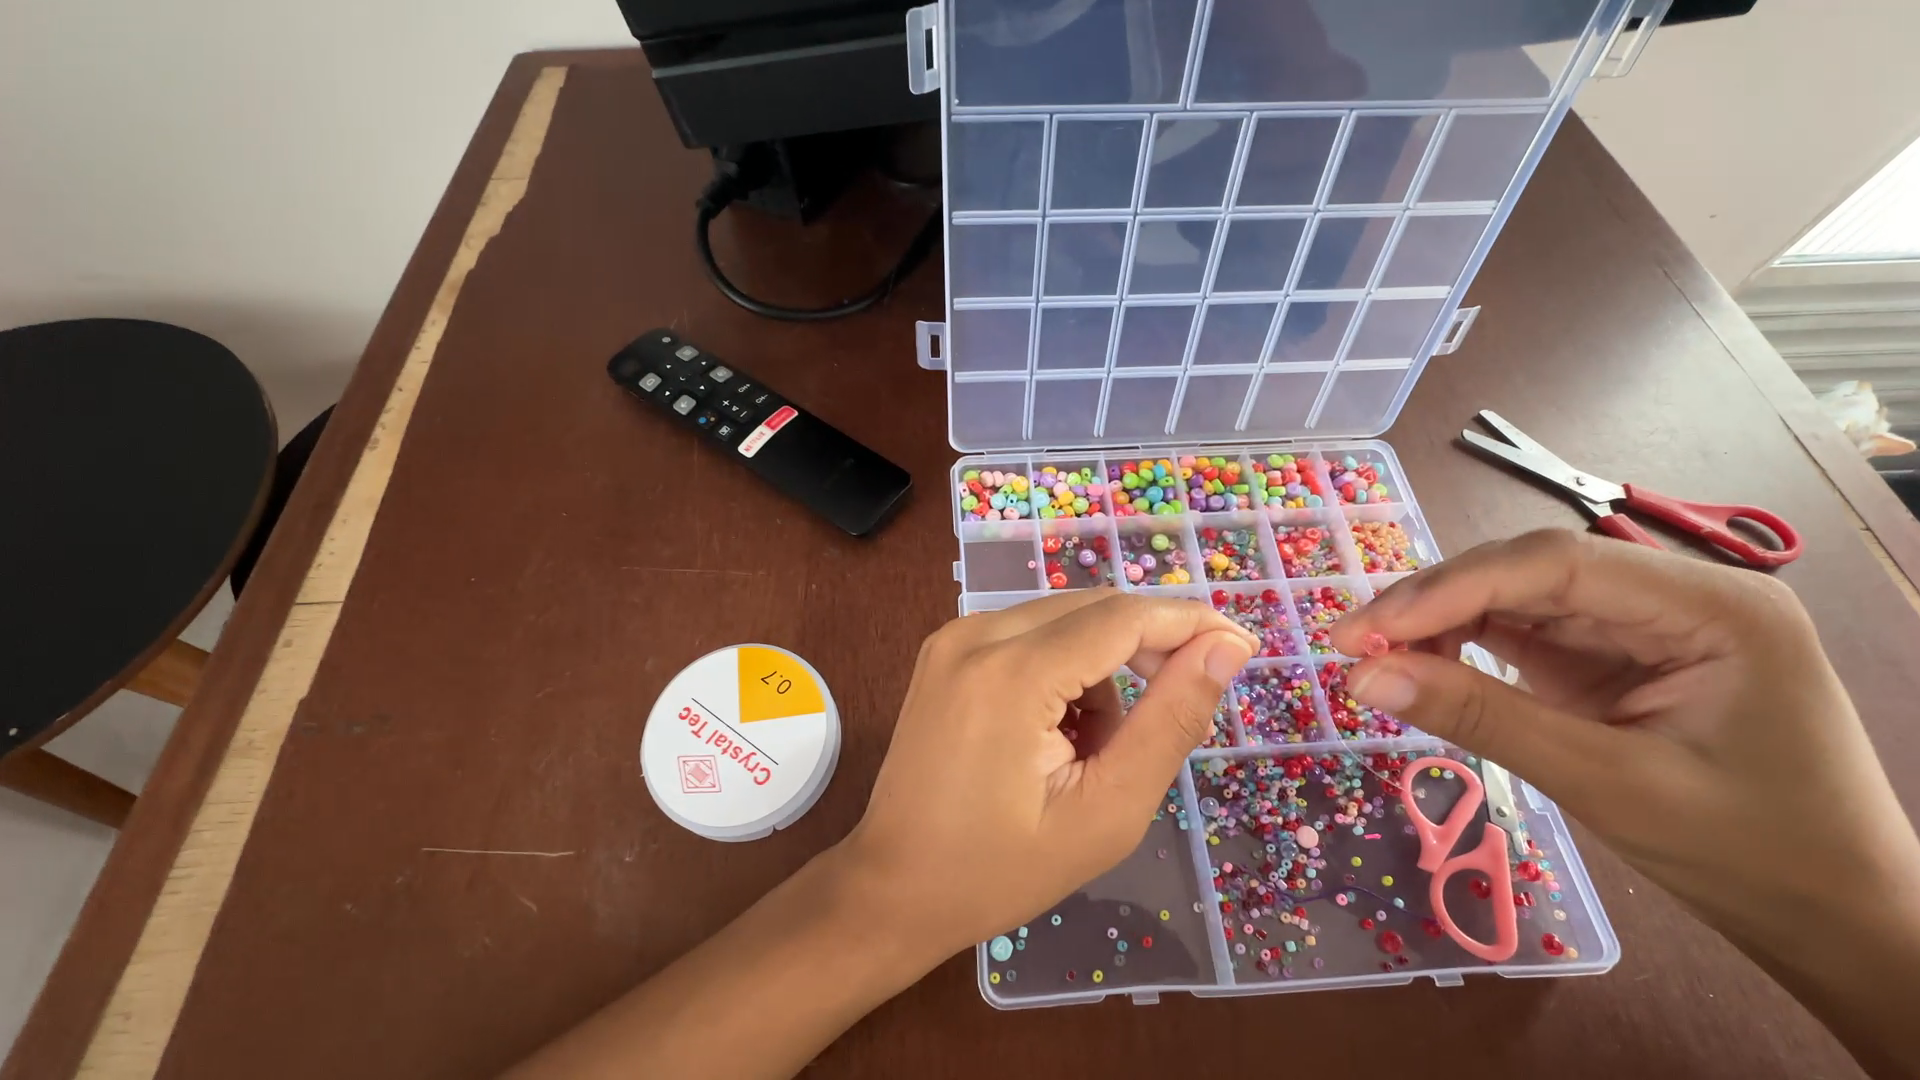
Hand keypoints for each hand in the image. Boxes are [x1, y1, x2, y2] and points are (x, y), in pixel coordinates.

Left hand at [841, 590, 1255, 960]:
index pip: (1123, 618)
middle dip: (1148, 648)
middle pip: (1093, 610)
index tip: (1242, 648)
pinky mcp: (945, 650)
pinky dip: (1062, 668)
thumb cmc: (1003, 867)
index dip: (1189, 625)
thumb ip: (1170, 721)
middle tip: (1178, 709)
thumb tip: (1224, 649)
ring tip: (1092, 749)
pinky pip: (1028, 634)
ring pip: (1064, 620)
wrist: (896, 885)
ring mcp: (953, 637)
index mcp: (1011, 674)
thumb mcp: (1106, 811)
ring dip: (1101, 667)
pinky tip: (1055, 732)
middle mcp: (975, 633)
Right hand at [1329, 530, 1919, 1076]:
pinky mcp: (1610, 656)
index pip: (1552, 565)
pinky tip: (1419, 665)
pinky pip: (1519, 633)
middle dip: (1431, 604)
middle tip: (1350, 644)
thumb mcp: (1607, 783)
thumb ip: (1480, 718)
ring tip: (1373, 657)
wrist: (1837, 920)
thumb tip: (1362, 679)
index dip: (1447, 588)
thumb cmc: (1750, 853)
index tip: (1365, 630)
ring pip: (1513, 598)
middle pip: (1525, 572)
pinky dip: (1461, 647)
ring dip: (1438, 623)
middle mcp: (1672, 595)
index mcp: (1710, 605)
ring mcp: (1639, 624)